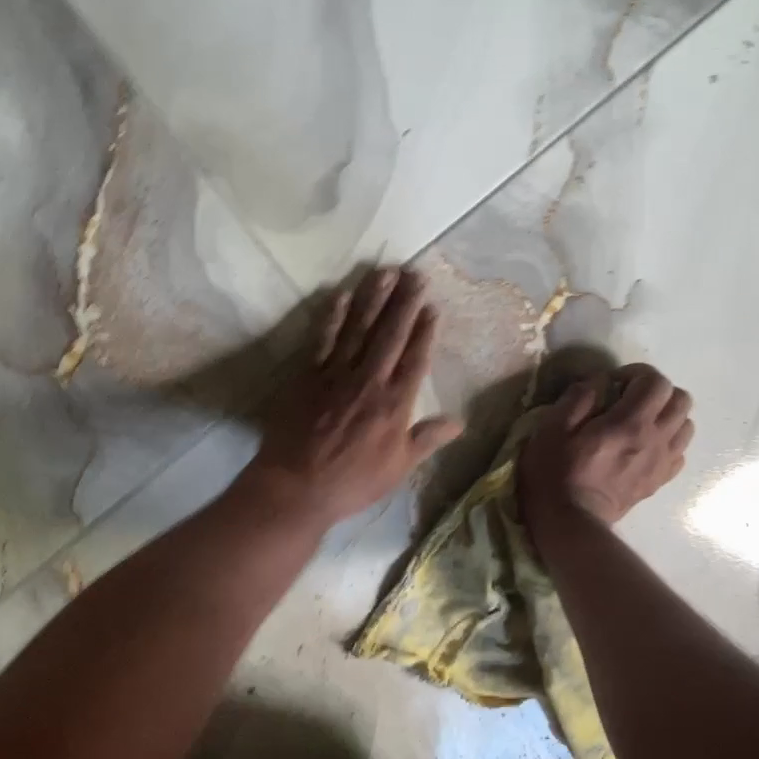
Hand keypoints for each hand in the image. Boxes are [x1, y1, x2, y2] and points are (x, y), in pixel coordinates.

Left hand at [238, 266, 461, 527]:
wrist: (298, 486)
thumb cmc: (352, 482)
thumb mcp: (399, 468)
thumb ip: (427, 439)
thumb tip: (460, 422)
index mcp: (395, 404)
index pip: (415, 358)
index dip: (424, 330)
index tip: (432, 306)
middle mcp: (369, 381)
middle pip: (390, 334)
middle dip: (404, 302)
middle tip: (414, 274)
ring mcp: (336, 375)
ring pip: (358, 329)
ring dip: (372, 299)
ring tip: (385, 272)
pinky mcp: (308, 376)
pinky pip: (322, 339)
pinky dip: (332, 317)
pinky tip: (341, 295)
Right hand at [518, 363, 694, 525]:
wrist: (571, 521)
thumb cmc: (555, 473)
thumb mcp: (552, 428)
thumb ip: (577, 398)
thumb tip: (596, 382)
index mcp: (629, 422)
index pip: (656, 382)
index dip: (636, 373)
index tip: (613, 383)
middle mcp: (655, 439)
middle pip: (681, 399)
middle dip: (657, 391)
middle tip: (629, 398)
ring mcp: (661, 462)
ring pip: (686, 425)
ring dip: (667, 415)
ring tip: (640, 422)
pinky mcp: (659, 481)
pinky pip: (679, 452)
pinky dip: (668, 441)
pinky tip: (644, 447)